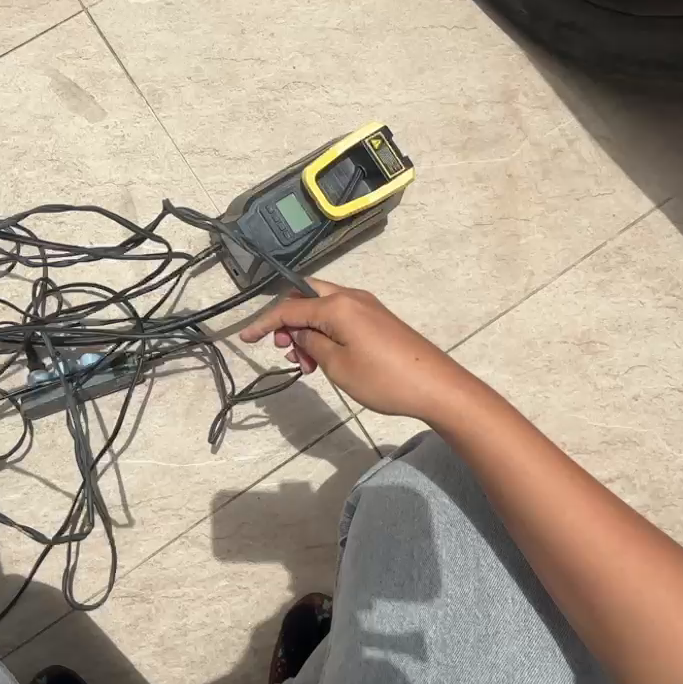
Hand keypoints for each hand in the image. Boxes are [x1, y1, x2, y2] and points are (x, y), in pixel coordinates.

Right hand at [239, 278, 471, 422]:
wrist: (437, 387)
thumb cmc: (383, 379)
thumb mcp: (337, 366)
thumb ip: (311, 343)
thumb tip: (297, 331)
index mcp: (336, 305)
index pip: (288, 308)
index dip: (263, 323)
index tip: (244, 338)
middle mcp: (350, 296)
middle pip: (305, 296)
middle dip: (287, 320)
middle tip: (284, 349)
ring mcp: (366, 305)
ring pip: (322, 307)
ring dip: (306, 330)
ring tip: (307, 364)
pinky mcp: (377, 318)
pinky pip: (339, 315)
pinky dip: (324, 331)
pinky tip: (325, 357)